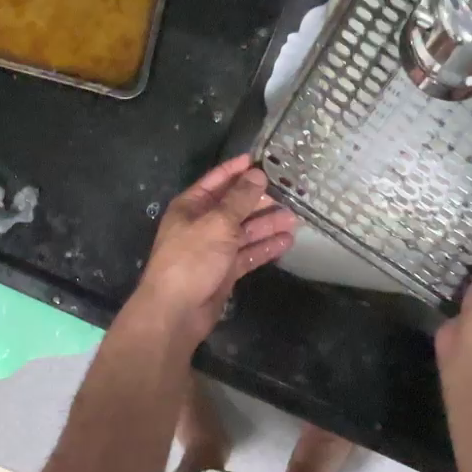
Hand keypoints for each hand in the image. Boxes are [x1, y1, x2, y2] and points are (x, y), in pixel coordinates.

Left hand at [132, 155, 296, 346]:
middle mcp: (202, 224)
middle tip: (290, 193)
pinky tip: (286, 241)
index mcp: (191, 206)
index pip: (217, 181)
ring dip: (267, 224)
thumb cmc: (191, 259)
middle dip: (260, 200)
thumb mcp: (217, 223)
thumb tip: (257, 175)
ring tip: (296, 218)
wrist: (176, 311)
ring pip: (244, 232)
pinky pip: (247, 254)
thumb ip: (239, 199)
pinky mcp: (224, 272)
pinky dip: (265, 248)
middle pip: (235, 207)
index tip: (262, 160)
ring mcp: (213, 249)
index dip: (238, 170)